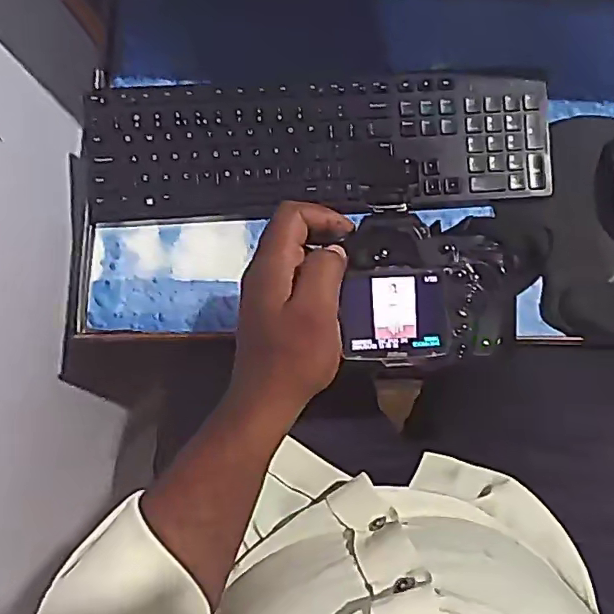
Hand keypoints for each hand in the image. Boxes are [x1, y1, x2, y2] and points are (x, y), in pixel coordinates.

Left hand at [229, 201, 354, 419]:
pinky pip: (293, 277)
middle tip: (352, 253)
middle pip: (291, 230)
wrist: (265, 399)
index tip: (349, 234)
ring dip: (321, 256)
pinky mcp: (269, 308)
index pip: (291, 214)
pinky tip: (331, 296)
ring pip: (293, 254)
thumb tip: (334, 252)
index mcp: (270, 267)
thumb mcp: (318, 310)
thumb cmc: (291, 361)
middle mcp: (261, 274)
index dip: (324, 216)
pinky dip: (314, 276)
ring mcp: (263, 291)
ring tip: (346, 274)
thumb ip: (326, 271)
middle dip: (325, 233)